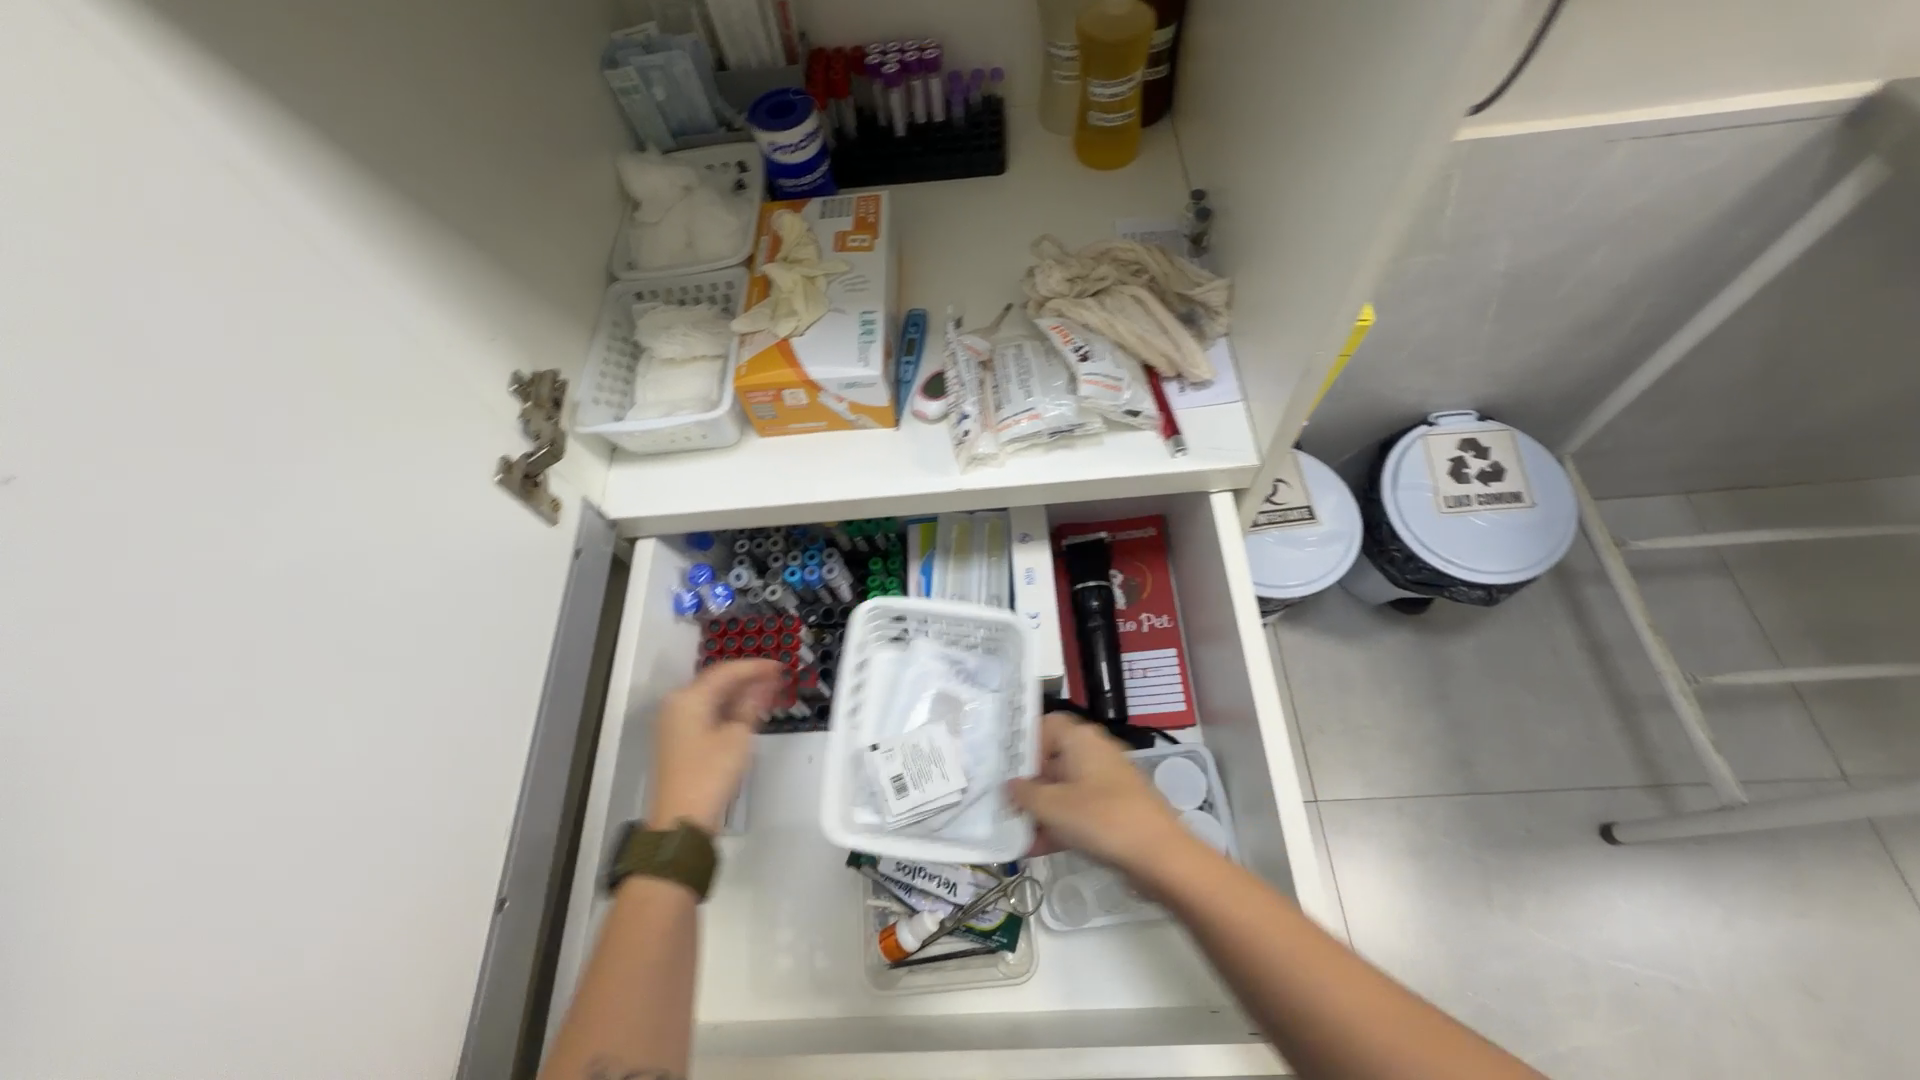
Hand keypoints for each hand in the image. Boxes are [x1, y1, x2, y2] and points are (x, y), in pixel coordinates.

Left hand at [646, 659, 783, 831]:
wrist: (682, 819)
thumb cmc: (710, 774)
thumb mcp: (737, 737)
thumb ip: (751, 705)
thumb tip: (764, 685)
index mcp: (688, 698)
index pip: (726, 672)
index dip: (755, 667)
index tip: (780, 666)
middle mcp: (676, 704)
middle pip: (717, 682)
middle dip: (748, 679)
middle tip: (778, 678)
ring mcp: (675, 722)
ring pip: (712, 698)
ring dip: (739, 694)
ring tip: (769, 693)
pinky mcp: (679, 738)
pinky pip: (706, 713)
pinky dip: (728, 709)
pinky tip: (748, 711)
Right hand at [1007, 713, 1195, 879]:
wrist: (1159, 855)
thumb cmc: (1101, 818)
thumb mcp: (1052, 806)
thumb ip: (1024, 794)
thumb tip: (1010, 785)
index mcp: (1080, 739)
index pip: (1046, 725)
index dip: (1024, 743)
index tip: (1006, 768)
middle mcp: (1094, 753)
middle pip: (1053, 760)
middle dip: (1027, 785)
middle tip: (1003, 805)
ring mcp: (1107, 783)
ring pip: (1064, 789)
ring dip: (1041, 811)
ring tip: (1015, 833)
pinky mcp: (1115, 810)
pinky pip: (1079, 811)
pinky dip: (1060, 825)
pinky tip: (1037, 849)